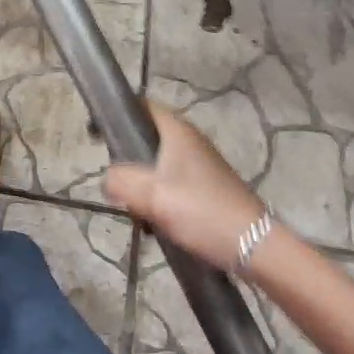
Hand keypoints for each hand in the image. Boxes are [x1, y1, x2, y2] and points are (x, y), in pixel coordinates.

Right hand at [103, 100, 268, 269]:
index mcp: (176, 131)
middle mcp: (189, 141)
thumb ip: (119, 180)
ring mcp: (200, 165)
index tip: (97, 137)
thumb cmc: (201, 212)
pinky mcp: (207, 189)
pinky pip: (172, 186)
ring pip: (157, 168)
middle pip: (145, 140)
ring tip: (142, 215)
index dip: (115, 115)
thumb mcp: (151, 195)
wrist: (255, 248)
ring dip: (143, 189)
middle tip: (120, 188)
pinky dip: (160, 201)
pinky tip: (160, 226)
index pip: (139, 106)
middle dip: (127, 164)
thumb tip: (107, 179)